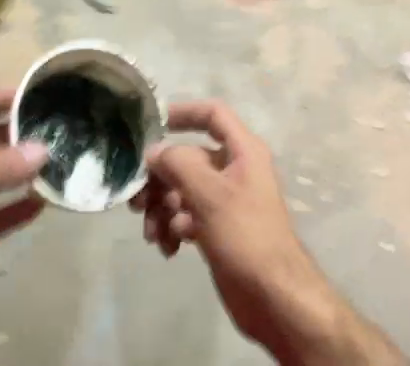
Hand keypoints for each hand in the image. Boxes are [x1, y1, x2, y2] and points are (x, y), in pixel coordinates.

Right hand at [131, 101, 403, 363]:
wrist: (273, 297)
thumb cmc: (246, 236)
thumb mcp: (210, 194)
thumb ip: (178, 165)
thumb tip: (153, 151)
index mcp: (243, 151)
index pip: (213, 114)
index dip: (184, 112)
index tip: (152, 124)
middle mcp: (235, 170)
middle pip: (188, 158)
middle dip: (160, 178)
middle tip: (136, 201)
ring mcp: (226, 201)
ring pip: (183, 190)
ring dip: (162, 208)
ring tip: (152, 233)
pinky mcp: (218, 229)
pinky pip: (187, 217)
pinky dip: (173, 228)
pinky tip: (168, 248)